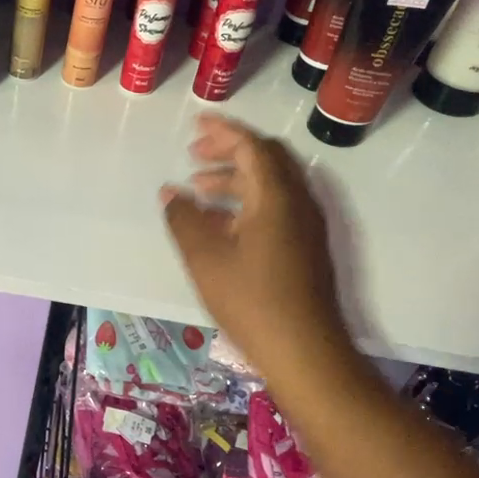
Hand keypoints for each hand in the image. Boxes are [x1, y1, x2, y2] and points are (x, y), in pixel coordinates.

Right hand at [161, 113, 352, 380]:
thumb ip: (184, 218)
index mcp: (275, 198)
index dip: (224, 131)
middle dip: (230, 150)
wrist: (306, 353)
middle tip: (194, 154)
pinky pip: (277, 206)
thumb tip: (172, 192)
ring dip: (236, 177)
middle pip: (268, 160)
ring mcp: (306, 227)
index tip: (196, 124)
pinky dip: (247, 199)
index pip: (252, 147)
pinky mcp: (306, 248)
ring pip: (272, 184)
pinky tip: (221, 223)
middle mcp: (298, 204)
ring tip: (199, 190)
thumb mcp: (205, 258)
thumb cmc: (251, 300)